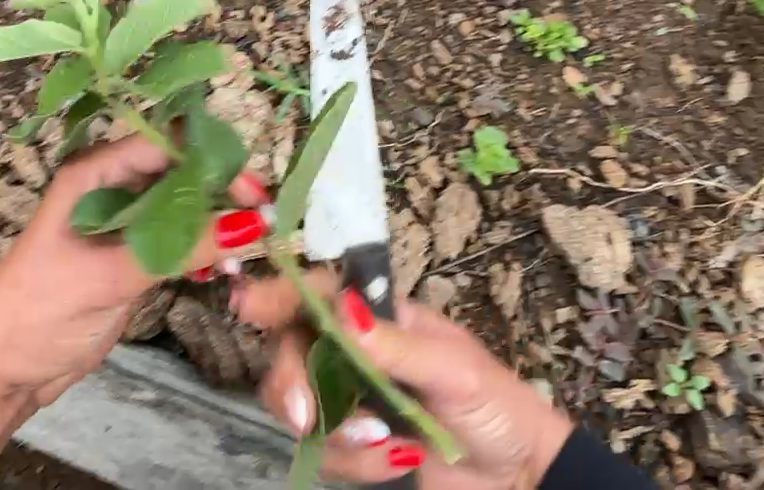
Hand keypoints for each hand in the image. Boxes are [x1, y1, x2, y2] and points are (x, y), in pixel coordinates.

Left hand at [0, 135, 269, 487]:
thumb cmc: (39, 311)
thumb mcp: (112, 275)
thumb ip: (181, 248)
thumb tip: (253, 225)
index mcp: (94, 173)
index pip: (165, 146)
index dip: (211, 162)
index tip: (252, 192)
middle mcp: (110, 188)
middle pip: (179, 174)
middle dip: (221, 194)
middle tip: (263, 222)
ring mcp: (120, 223)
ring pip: (182, 208)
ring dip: (215, 226)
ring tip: (248, 252)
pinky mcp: (129, 257)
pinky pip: (176, 240)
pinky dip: (201, 251)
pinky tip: (223, 271)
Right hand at [237, 275, 572, 489]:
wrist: (518, 478)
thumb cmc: (494, 404)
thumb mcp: (452, 369)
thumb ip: (394, 345)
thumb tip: (341, 309)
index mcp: (377, 315)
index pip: (316, 293)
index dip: (277, 294)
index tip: (245, 304)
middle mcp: (353, 349)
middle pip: (291, 350)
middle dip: (292, 383)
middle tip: (302, 416)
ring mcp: (350, 397)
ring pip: (300, 405)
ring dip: (339, 433)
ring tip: (388, 443)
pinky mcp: (352, 444)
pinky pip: (325, 452)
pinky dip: (358, 464)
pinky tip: (399, 460)